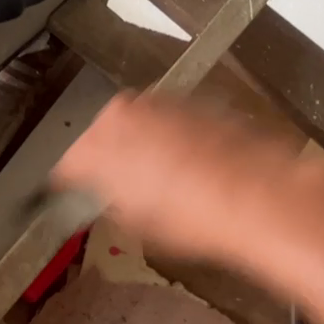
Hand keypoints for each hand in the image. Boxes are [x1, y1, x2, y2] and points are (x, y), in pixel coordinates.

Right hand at [52, 93, 317, 262]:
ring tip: (156, 175)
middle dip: (104, 157)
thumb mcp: (136, 224)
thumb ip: (108, 202)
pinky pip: (165, 118)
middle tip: (117, 186)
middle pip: (98, 135)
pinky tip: (186, 162)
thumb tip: (105, 197)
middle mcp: (118, 114)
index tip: (70, 195)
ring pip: (133, 123)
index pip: (65, 165)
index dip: (67, 184)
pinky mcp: (190, 99)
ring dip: (137, 143)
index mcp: (94, 146)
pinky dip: (168, 135)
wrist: (258, 193)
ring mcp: (156, 101)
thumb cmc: (191, 217)